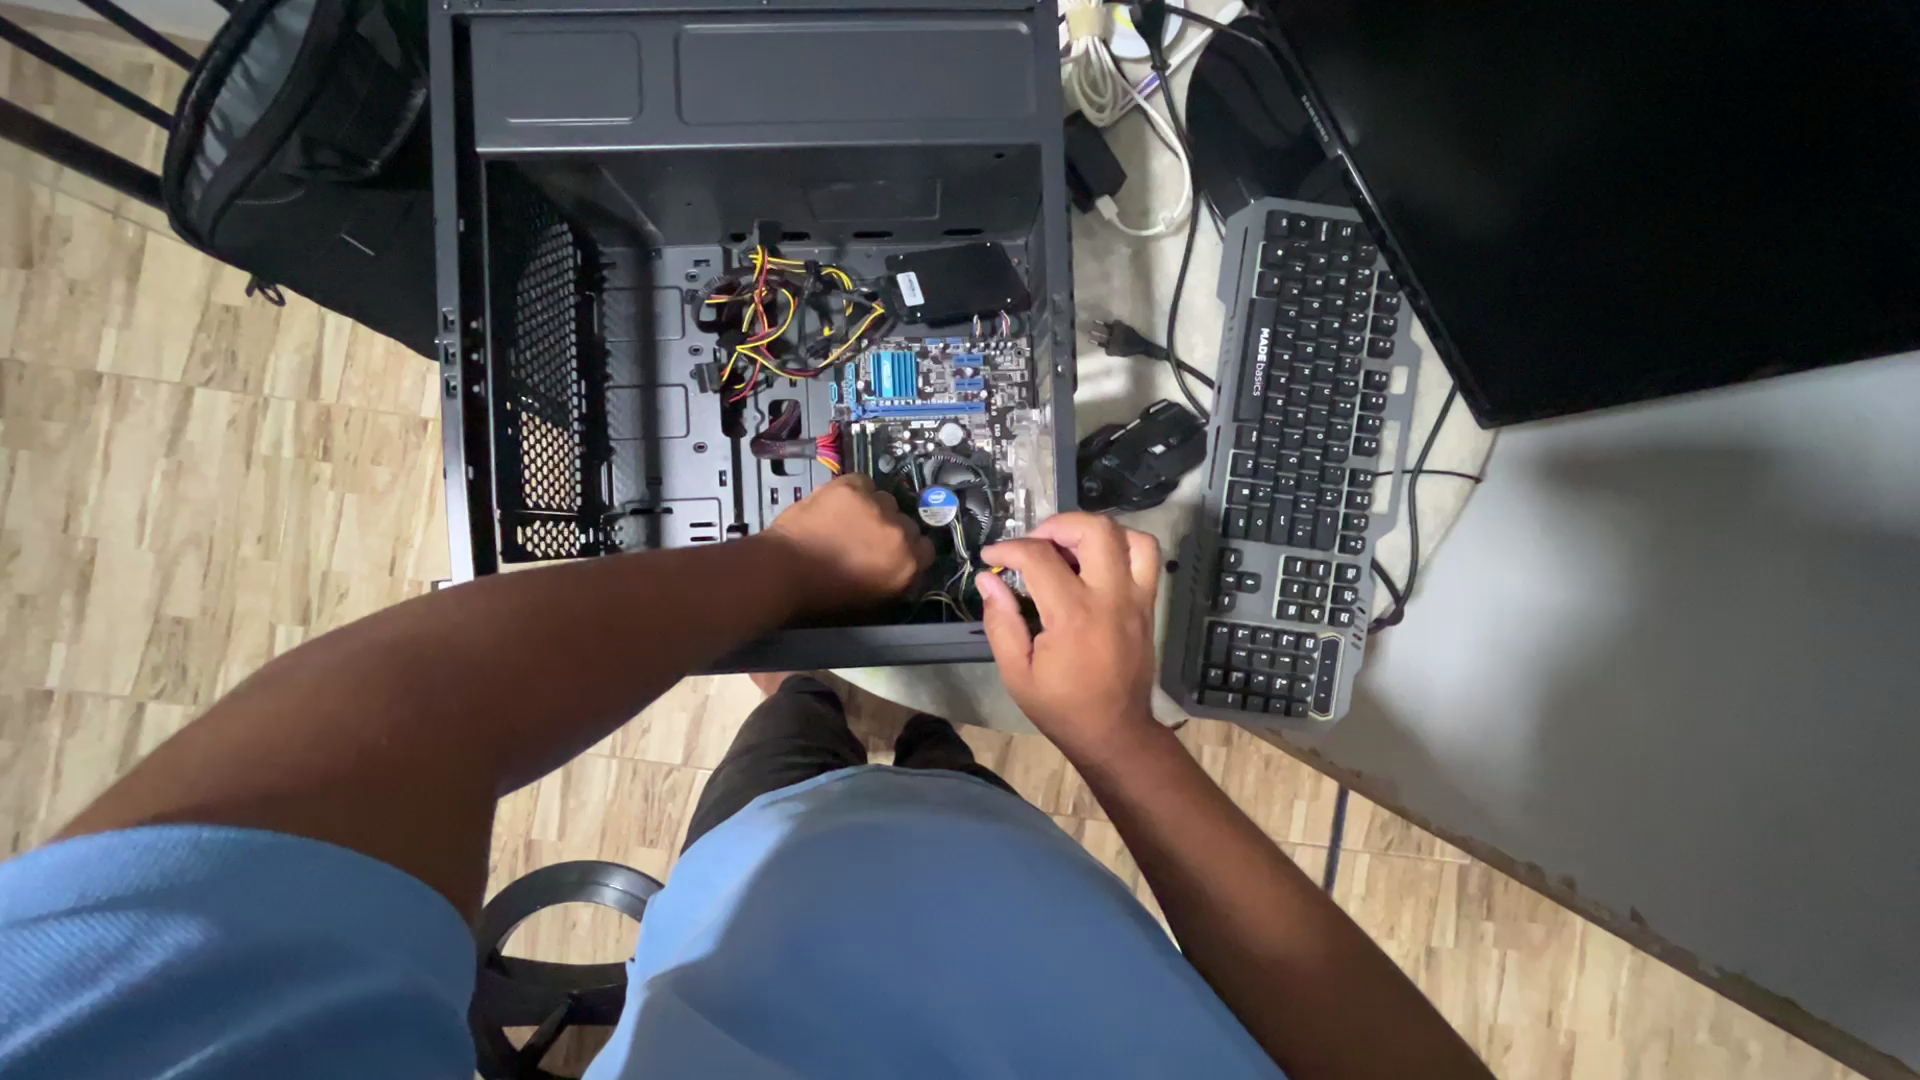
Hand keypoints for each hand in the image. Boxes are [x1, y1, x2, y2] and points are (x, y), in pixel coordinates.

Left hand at [762, 474, 932, 611]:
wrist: (786, 569)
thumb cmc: (825, 593)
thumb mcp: (873, 597)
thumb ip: (897, 576)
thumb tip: (903, 563)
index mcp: (908, 563)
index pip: (927, 548)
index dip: (909, 548)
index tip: (893, 550)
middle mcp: (900, 532)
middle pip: (907, 522)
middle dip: (891, 529)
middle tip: (866, 536)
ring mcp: (877, 506)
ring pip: (886, 500)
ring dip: (873, 508)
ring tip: (848, 518)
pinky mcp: (853, 486)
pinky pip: (864, 482)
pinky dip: (854, 491)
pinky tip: (838, 503)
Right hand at [977, 513, 1161, 759]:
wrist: (1114, 732)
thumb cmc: (1061, 706)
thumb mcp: (1016, 671)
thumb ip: (1000, 620)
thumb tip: (989, 579)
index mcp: (1072, 615)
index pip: (1039, 557)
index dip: (1009, 549)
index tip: (992, 557)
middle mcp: (1110, 597)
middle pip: (1094, 529)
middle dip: (1056, 525)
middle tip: (1035, 544)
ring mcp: (1136, 598)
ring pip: (1129, 536)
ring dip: (1095, 531)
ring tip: (1069, 547)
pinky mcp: (1148, 604)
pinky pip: (1146, 556)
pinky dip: (1122, 545)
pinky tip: (1095, 562)